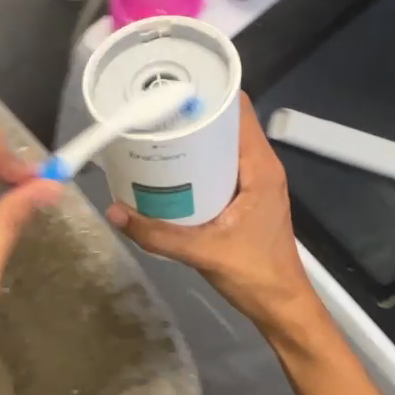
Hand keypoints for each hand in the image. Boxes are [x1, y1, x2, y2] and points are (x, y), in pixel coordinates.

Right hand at [106, 96, 316, 326]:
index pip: (240, 110)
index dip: (210, 92)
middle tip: (152, 113)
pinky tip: (167, 170)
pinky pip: (218, 166)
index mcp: (260, 167)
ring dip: (193, 138)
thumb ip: (157, 234)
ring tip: (154, 135)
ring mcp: (254, 182)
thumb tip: (114, 212)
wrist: (281, 306)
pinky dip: (195, 162)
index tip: (173, 88)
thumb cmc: (254, 274)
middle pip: (227, 123)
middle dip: (192, 114)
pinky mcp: (245, 197)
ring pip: (222, 145)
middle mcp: (260, 166)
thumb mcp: (202, 252)